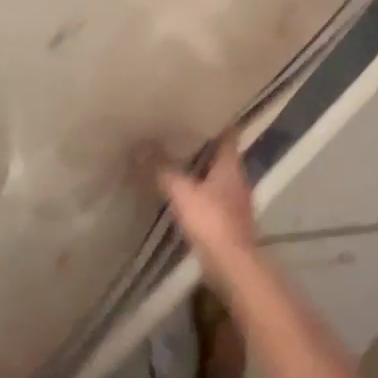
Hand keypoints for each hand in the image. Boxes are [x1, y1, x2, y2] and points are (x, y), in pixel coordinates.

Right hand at [151, 131, 260, 276]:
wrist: (232, 266)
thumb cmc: (211, 221)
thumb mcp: (182, 191)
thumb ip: (162, 168)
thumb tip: (140, 146)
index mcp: (232, 167)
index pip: (228, 135)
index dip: (216, 121)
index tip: (198, 111)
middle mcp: (238, 180)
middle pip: (221, 156)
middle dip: (202, 145)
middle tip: (177, 132)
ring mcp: (235, 202)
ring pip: (216, 178)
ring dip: (200, 170)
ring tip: (174, 159)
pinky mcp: (228, 222)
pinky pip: (211, 198)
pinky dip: (198, 192)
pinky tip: (181, 193)